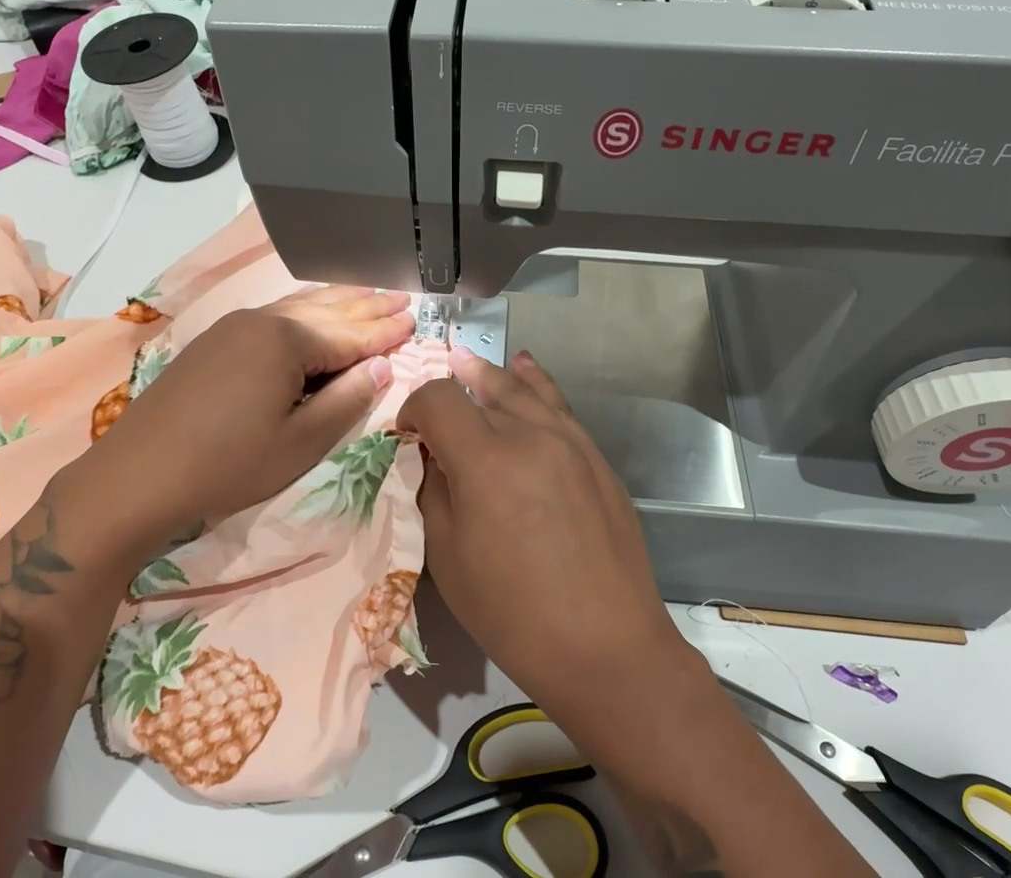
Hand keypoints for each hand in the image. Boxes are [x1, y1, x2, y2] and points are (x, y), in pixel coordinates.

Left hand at [87, 286, 412, 534]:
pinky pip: (272, 318)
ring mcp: (230, 328)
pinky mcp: (212, 343)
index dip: (385, 332)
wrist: (136, 477)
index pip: (349, 335)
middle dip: (365, 307)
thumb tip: (381, 366)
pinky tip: (310, 314)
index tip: (416, 319)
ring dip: (335, 304)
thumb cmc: (228, 465)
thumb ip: (347, 401)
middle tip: (400, 298)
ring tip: (366, 295)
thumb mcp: (300, 442)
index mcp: (285, 340)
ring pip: (296, 308)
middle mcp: (259, 321)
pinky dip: (303, 314)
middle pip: (325, 312)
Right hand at [398, 348, 686, 707]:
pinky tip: (527, 372)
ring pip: (526, 390)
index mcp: (487, 460)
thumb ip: (435, 492)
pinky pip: (560, 408)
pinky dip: (537, 386)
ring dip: (493, 377)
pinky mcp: (598, 460)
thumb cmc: (512, 613)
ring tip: (471, 364)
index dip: (414, 408)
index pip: (440, 399)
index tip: (405, 433)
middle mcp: (531, 435)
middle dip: (453, 386)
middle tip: (435, 399)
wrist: (605, 646)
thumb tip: (433, 457)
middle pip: (484, 386)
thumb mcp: (448, 557)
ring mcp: (572, 443)